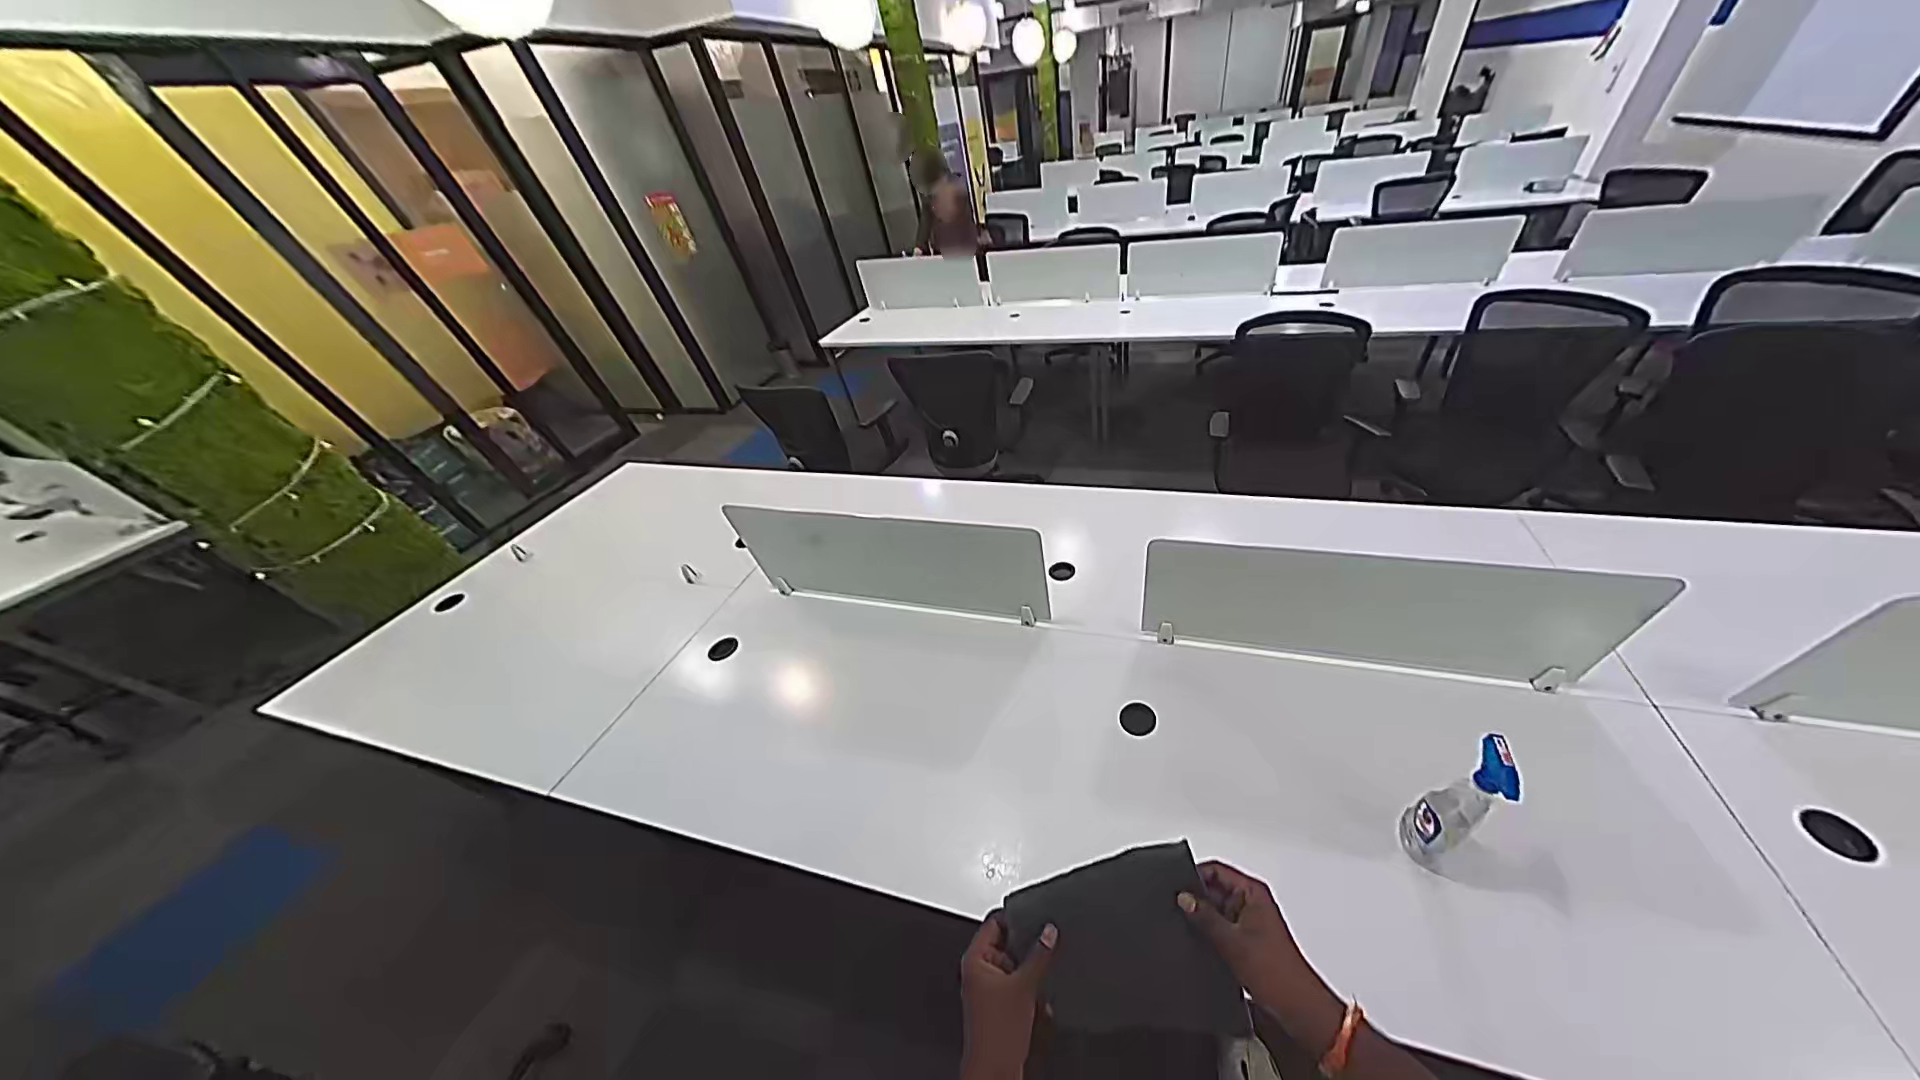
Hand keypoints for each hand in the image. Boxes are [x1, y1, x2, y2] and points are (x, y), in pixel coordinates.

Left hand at [960, 911, 1056, 1079]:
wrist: (995, 1074)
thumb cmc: (995, 1035)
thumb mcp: (1023, 986)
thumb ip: (1039, 956)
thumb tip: (1049, 932)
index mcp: (976, 959)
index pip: (995, 922)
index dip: (1014, 916)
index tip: (1034, 913)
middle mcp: (980, 972)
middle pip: (1007, 945)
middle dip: (1026, 949)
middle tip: (1044, 946)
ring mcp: (990, 989)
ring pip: (1016, 967)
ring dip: (1031, 973)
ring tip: (1040, 981)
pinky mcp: (1001, 1006)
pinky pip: (1019, 987)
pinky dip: (1030, 990)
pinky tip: (1039, 1000)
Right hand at [1177, 861, 1322, 1016]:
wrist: (1297, 1010)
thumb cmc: (1279, 974)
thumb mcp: (1232, 941)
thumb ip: (1204, 916)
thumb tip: (1184, 898)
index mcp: (1252, 892)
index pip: (1216, 869)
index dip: (1195, 875)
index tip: (1177, 887)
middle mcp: (1251, 902)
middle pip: (1213, 889)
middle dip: (1198, 900)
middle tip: (1183, 910)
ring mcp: (1248, 921)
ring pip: (1215, 909)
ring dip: (1204, 919)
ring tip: (1198, 932)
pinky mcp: (1244, 939)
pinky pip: (1219, 927)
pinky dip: (1210, 933)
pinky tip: (1206, 944)